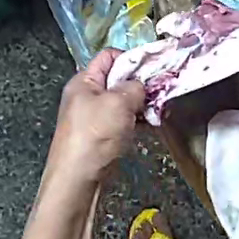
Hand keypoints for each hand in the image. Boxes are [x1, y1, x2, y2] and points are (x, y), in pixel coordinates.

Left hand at [46, 49, 146, 182]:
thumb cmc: (94, 136)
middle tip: (160, 92)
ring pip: (124, 103)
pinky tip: (153, 126)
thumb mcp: (118, 103)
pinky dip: (139, 122)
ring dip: (142, 106)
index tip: (153, 68)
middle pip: (118, 80)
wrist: (78, 181)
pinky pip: (124, 122)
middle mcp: (87, 96)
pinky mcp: (103, 137)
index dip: (131, 58)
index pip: (109, 57)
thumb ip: (134, 87)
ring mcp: (95, 118)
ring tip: (159, 111)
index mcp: (84, 81)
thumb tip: (141, 86)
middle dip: (140, 85)